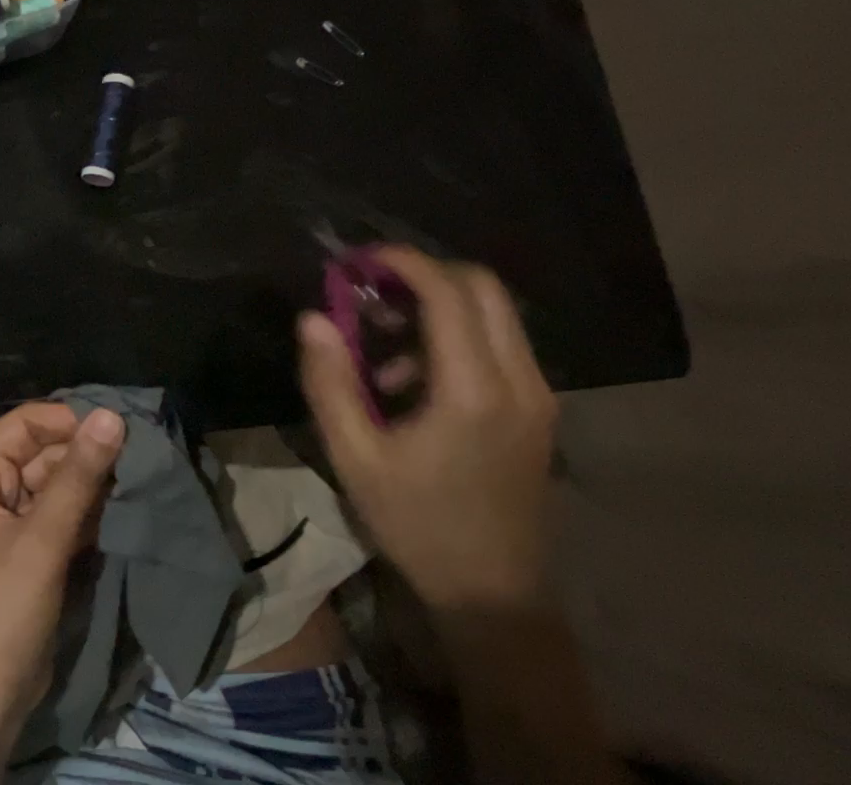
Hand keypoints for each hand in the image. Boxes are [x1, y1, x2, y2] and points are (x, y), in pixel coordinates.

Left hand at [0, 402, 125, 722]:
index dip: (71, 421)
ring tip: (139, 481)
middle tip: (142, 457)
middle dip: (89, 454)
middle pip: (45, 450)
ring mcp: (12, 516)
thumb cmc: (4, 612)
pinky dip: (93, 509)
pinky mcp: (34, 543)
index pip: (25, 424)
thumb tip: (111, 416)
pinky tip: (124, 509)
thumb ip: (78, 477)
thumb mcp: (43, 541)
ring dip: (96, 482)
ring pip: (61, 480)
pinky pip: (66, 510)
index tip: (123, 429)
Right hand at [298, 246, 556, 608]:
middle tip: (370, 296)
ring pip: (495, 316)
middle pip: (484, 289)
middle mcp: (519, 380)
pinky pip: (499, 346)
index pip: (449, 293)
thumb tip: (312, 319)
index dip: (404, 263)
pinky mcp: (538, 410)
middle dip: (425, 276)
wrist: (492, 589)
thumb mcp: (355, 457)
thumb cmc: (415, 524)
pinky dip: (455, 339)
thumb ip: (330, 383)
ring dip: (438, 310)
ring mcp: (538, 395)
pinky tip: (413, 384)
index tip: (358, 261)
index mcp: (473, 390)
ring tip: (382, 353)